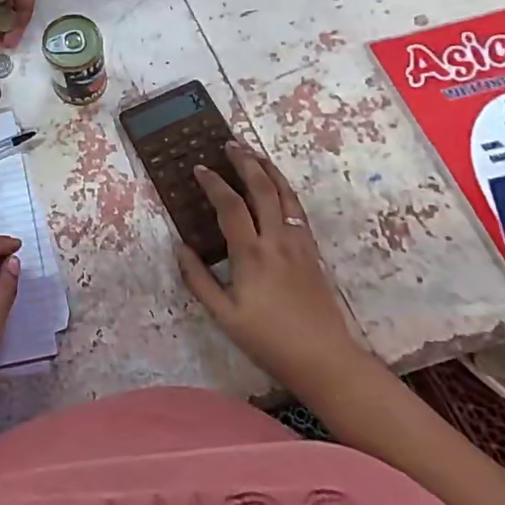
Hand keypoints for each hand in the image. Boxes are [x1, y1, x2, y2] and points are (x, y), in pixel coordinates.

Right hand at [176, 142, 370, 397]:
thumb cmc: (268, 340)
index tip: (199, 168)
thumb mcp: (224, 315)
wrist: (324, 359)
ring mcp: (298, 243)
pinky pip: (297, 210)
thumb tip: (180, 248)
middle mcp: (277, 240)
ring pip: (285, 194)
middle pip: (262, 189)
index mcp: (252, 254)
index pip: (230, 205)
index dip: (214, 183)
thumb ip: (198, 280)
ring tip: (255, 154)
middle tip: (230, 144)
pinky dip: (284, 190)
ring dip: (269, 170)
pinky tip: (278, 188)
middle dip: (245, 162)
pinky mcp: (311, 251)